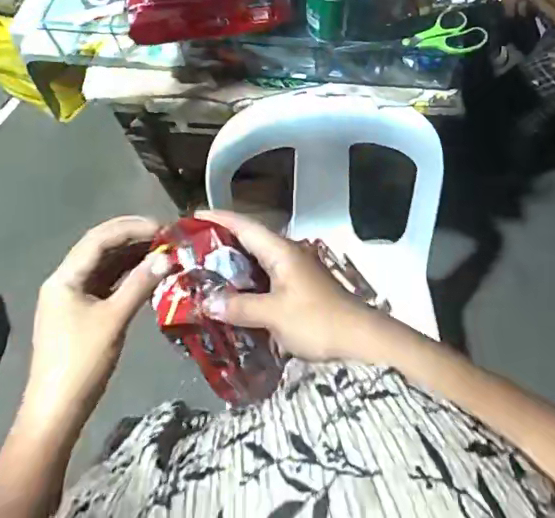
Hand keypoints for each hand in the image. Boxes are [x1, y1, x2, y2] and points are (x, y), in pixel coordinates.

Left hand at [23, 216, 172, 426]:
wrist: (55, 413)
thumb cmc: (81, 364)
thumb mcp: (114, 321)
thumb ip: (139, 284)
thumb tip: (167, 258)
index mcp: (65, 276)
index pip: (100, 238)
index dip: (132, 227)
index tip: (163, 227)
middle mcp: (65, 279)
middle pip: (100, 246)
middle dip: (132, 236)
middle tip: (165, 234)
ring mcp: (71, 296)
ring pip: (103, 264)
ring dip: (130, 254)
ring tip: (161, 249)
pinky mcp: (79, 312)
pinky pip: (104, 282)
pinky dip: (124, 274)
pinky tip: (146, 272)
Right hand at [196, 210, 398, 362]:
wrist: (362, 339)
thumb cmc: (317, 320)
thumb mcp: (273, 315)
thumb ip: (239, 307)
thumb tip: (206, 302)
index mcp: (280, 250)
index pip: (244, 225)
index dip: (218, 217)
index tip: (193, 216)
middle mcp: (286, 254)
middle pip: (249, 240)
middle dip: (221, 241)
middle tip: (192, 249)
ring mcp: (295, 270)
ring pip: (257, 260)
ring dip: (234, 265)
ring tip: (206, 272)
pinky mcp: (299, 288)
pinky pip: (266, 277)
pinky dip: (247, 281)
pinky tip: (234, 295)